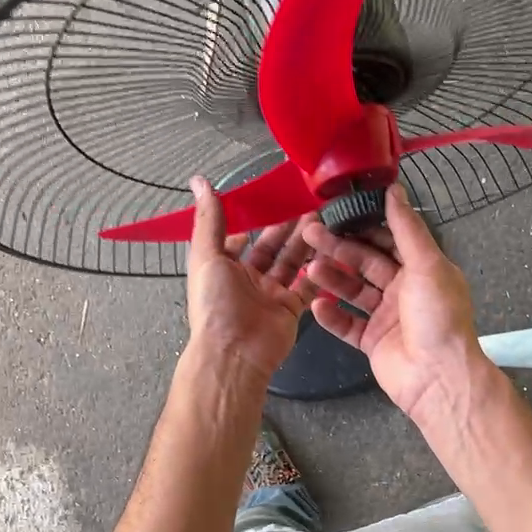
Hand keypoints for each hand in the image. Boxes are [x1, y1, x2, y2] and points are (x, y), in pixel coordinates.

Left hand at [184, 176, 314, 382]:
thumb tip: (199, 180)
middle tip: (308, 202)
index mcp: (224, 267)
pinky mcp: (291, 309)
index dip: (256, 218)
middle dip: (287, 226)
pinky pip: (308, 286)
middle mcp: (248, 279)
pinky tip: (332, 249)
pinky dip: (319, 270)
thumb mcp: (206, 256)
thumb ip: (208, 220)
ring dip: (304, 242)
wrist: (235, 352)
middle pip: (271, 247)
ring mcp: (271, 295)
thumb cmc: (216, 303)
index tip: (275, 197)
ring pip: (291, 262)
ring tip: (322, 218)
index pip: (241, 237)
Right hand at [301, 186, 484, 421]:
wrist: (438, 377)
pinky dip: (331, 315)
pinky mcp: (372, 342)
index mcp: (422, 269)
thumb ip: (407, 227)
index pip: (389, 239)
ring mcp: (387, 317)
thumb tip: (395, 188)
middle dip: (339, 248)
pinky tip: (316, 304)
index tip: (337, 211)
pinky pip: (347, 324)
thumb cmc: (438, 317)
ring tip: (309, 268)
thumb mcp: (427, 265)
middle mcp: (404, 290)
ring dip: (331, 278)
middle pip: (365, 263)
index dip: (363, 225)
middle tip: (310, 234)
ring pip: (353, 291)